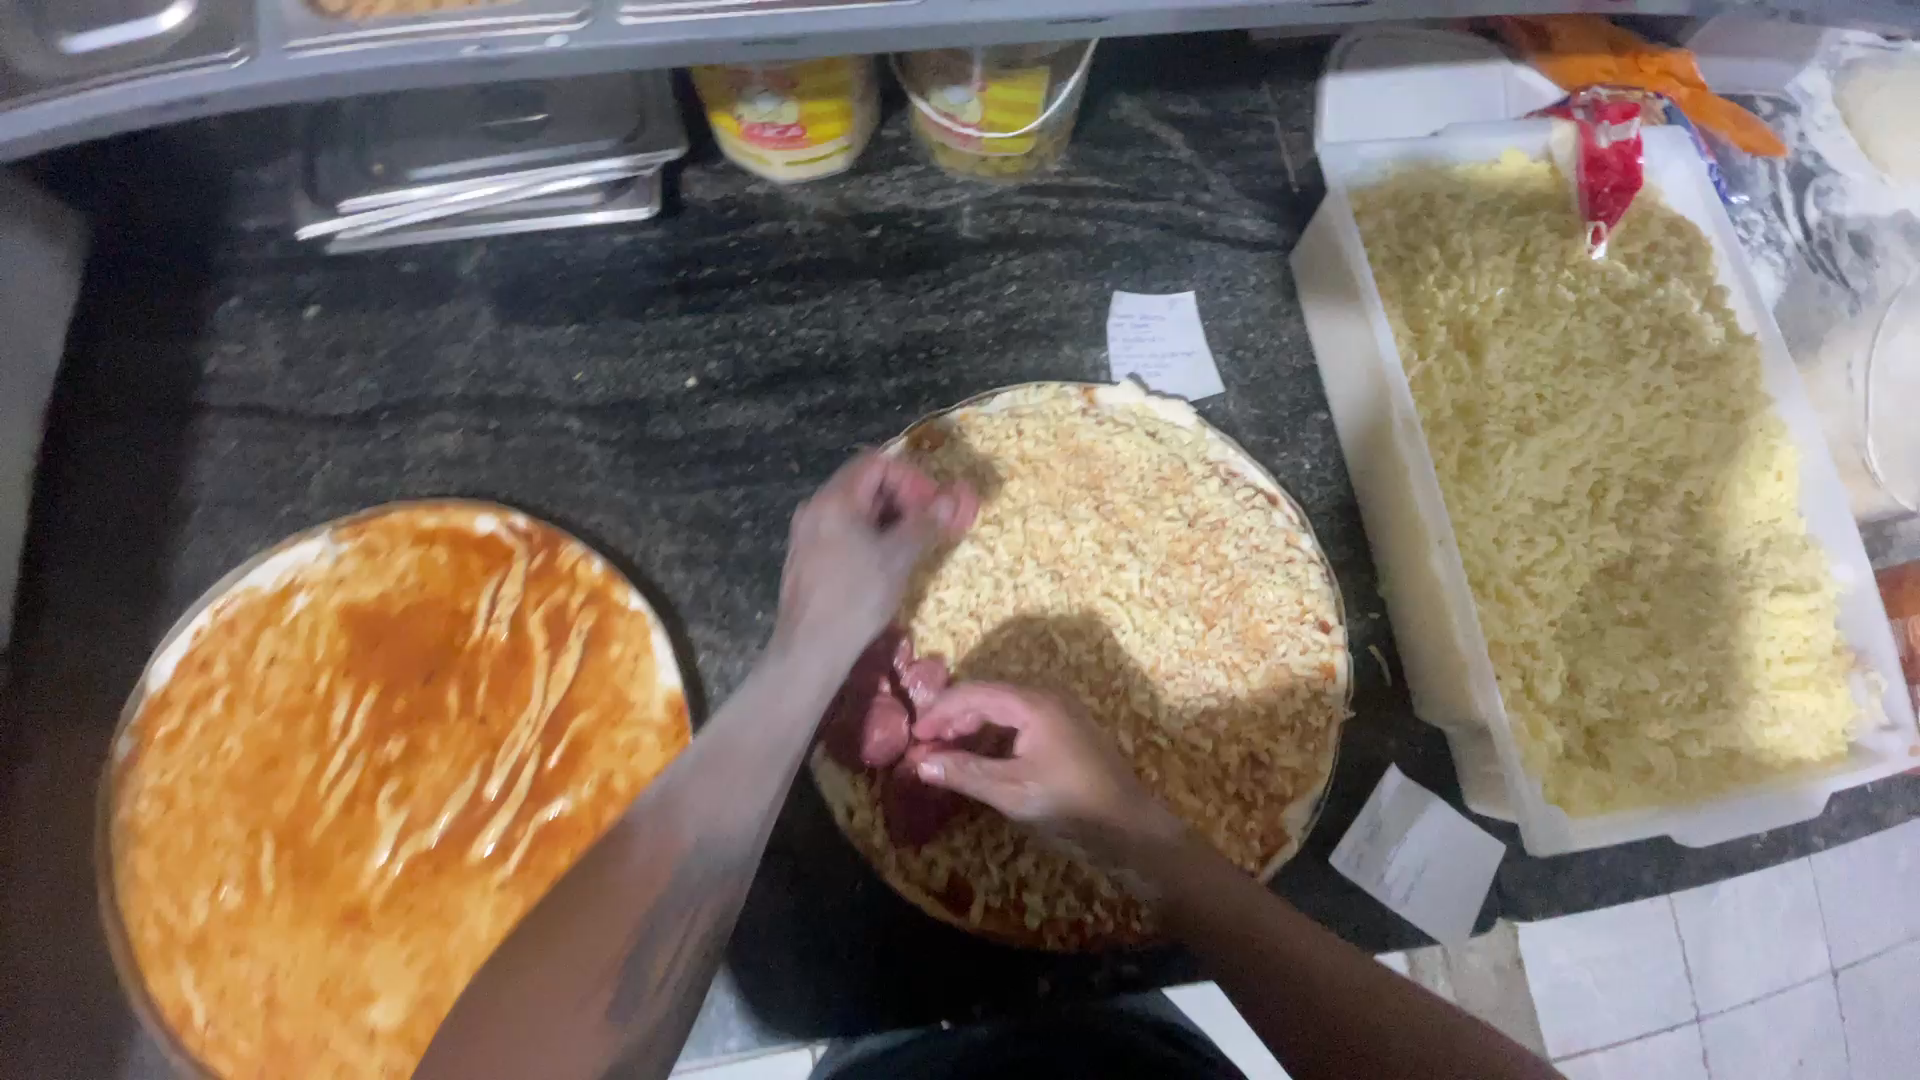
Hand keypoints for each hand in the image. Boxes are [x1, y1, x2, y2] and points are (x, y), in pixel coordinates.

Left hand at [774, 450, 976, 660]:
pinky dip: (869, 535)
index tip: (933, 507)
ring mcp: (806, 532)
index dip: (911, 479)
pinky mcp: (806, 557)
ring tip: (911, 546)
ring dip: (888, 519)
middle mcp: (815, 507)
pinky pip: (842, 530)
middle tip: (928, 526)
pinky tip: (884, 563)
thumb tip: (956, 496)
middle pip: (864, 484)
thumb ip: (927, 522)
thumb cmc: (857, 597)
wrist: (810, 649)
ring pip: (855, 509)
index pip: (877, 464)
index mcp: (835, 499)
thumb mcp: (899, 557)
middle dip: (902, 499)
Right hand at [908, 682, 1185, 860]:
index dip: (940, 712)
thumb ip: (965, 773)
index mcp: (1033, 703)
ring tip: (944, 750)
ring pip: (1001, 708)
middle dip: (952, 717)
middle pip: (986, 696)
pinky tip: (976, 755)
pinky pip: (1016, 720)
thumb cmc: (1070, 806)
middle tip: (924, 745)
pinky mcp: (1062, 730)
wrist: (1130, 828)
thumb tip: (920, 763)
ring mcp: (1057, 712)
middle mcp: (1045, 697)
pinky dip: (991, 734)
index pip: (973, 694)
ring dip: (970, 726)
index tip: (913, 736)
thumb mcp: (1012, 792)